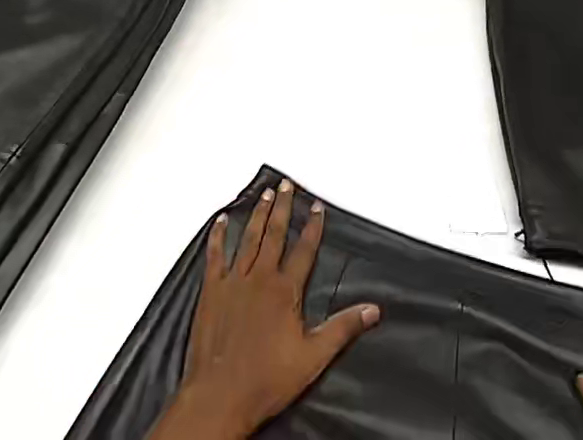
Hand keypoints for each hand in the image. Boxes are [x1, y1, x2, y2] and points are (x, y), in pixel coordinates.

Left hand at [148, 180, 380, 439]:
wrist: (219, 397)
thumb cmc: (265, 380)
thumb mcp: (313, 357)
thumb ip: (342, 328)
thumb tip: (372, 310)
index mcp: (285, 290)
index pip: (304, 249)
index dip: (313, 225)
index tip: (317, 206)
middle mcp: (259, 278)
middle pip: (275, 234)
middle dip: (284, 207)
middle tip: (288, 185)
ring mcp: (233, 282)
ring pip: (249, 238)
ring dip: (259, 214)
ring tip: (266, 194)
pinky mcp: (211, 291)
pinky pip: (215, 255)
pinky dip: (218, 236)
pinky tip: (221, 220)